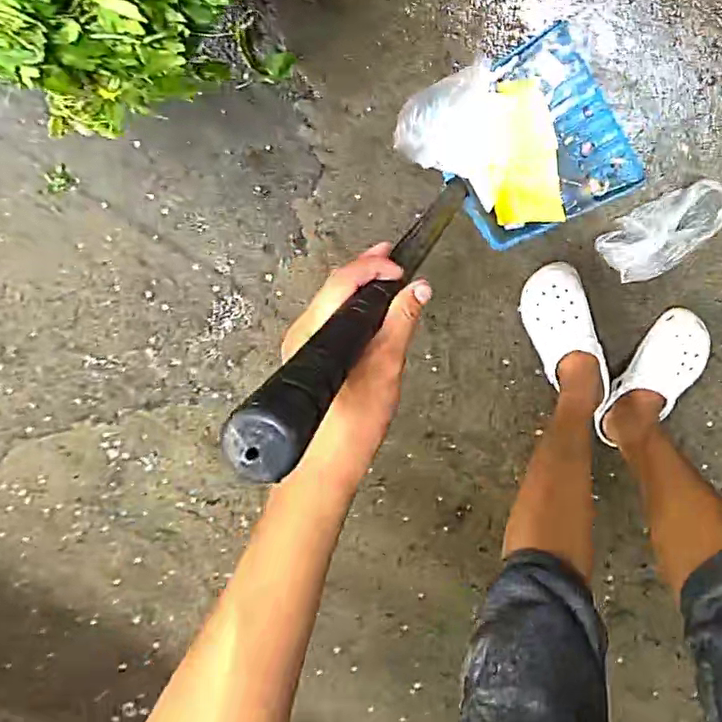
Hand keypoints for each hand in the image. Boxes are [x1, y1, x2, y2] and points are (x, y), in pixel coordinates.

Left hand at [279, 243, 431, 484]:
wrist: (323, 468)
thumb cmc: (349, 425)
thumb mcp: (386, 366)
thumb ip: (401, 322)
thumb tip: (418, 289)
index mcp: (316, 330)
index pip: (345, 280)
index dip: (374, 266)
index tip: (401, 268)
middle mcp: (303, 333)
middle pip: (335, 286)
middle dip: (365, 267)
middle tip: (390, 253)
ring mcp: (303, 346)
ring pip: (332, 302)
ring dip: (359, 285)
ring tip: (384, 275)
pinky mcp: (310, 359)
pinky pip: (331, 320)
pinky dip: (353, 306)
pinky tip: (370, 309)